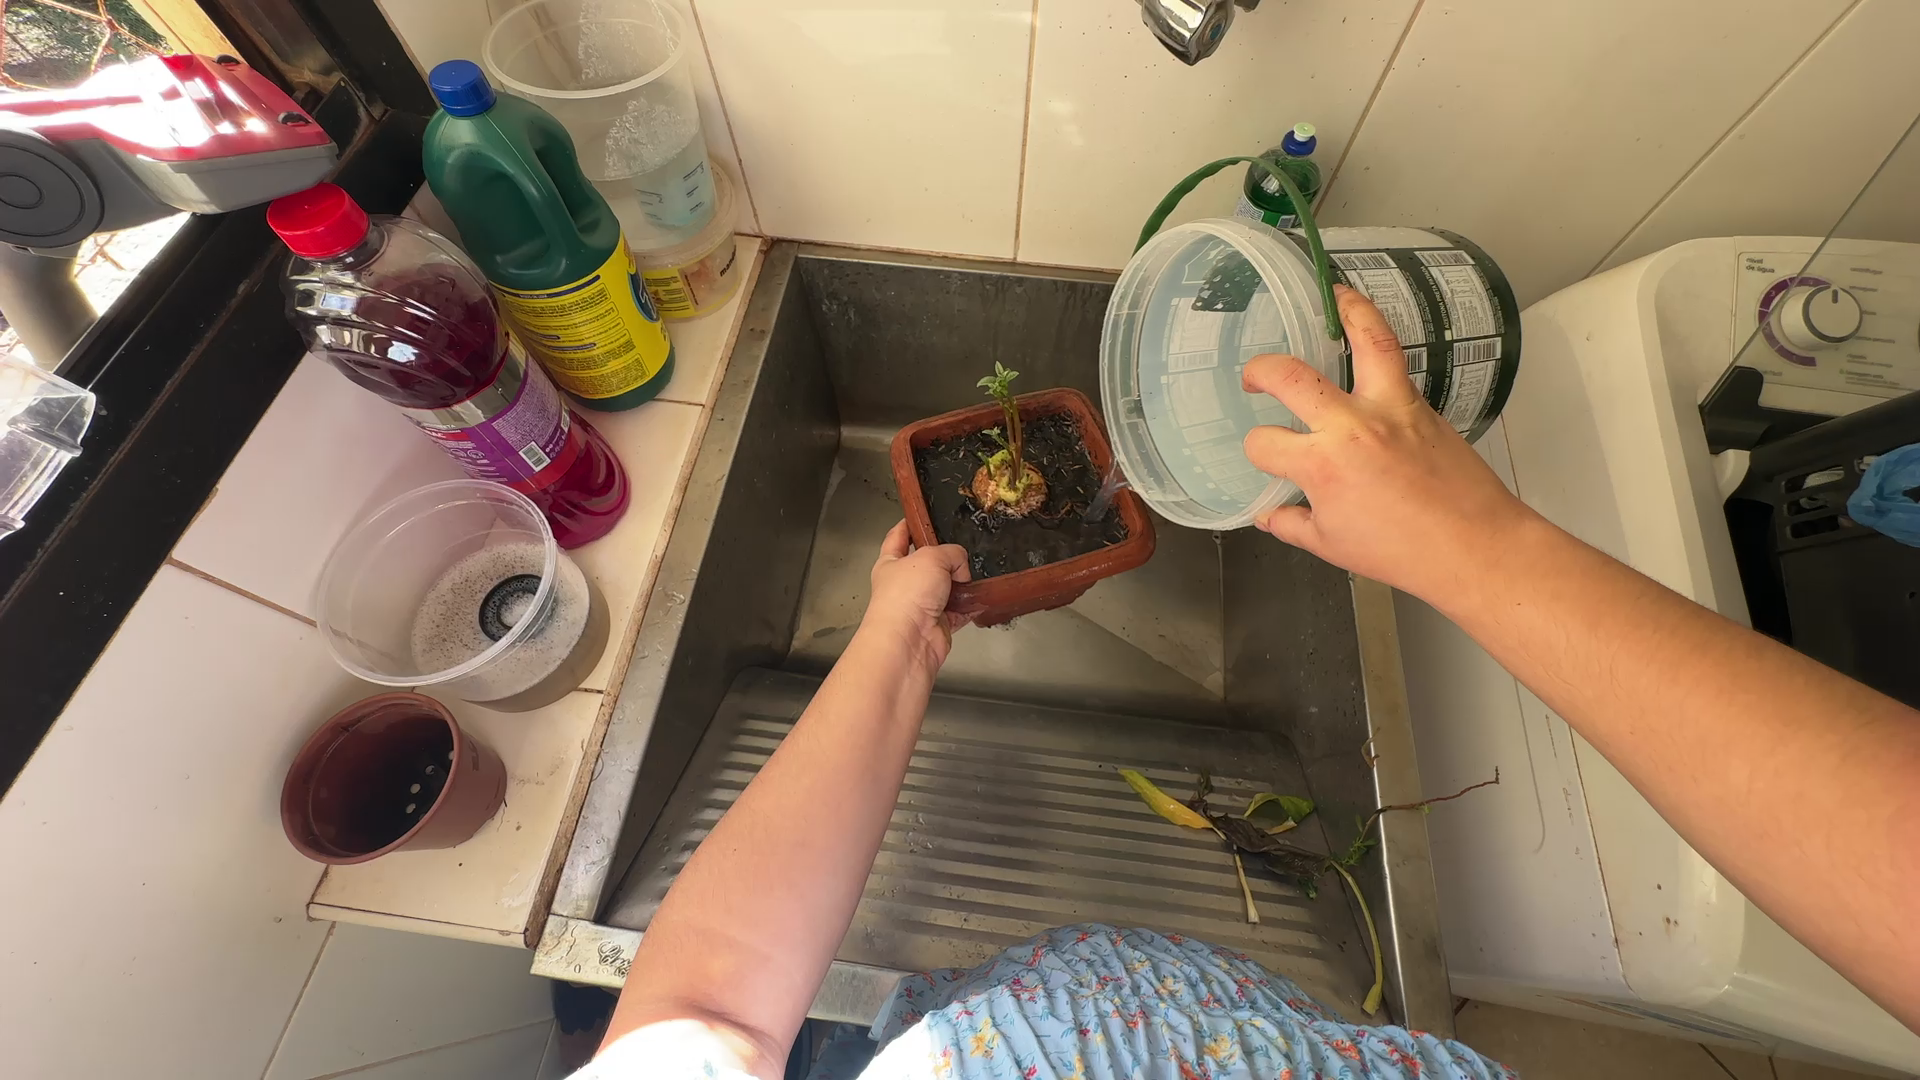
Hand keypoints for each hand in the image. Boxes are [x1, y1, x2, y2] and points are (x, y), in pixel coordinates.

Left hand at [864, 520, 971, 670]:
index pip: (898, 537)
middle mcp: (904, 584)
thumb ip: (951, 553)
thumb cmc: (907, 594)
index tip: (922, 515)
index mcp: (891, 563)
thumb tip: (961, 569)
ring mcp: (922, 605)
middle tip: (964, 549)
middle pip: (929, 563)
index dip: (909, 524)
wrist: (909, 641)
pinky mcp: (939, 625)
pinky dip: (971, 605)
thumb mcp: (931, 557)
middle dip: (946, 558)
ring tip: (975, 573)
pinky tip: (982, 596)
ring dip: (962, 583)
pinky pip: (960, 610)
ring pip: (947, 587)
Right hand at [1239, 284, 1536, 600]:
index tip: (1268, 460)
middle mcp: (1350, 427)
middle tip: (1254, 377)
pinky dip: (1377, 340)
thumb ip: (1290, 523)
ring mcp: (1389, 410)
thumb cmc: (1397, 551)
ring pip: (1368, 342)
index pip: (1264, 443)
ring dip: (1347, 311)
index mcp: (1320, 466)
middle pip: (1291, 378)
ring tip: (1331, 294)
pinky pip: (1395, 360)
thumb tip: (1269, 514)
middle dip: (1261, 371)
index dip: (1258, 452)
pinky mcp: (1419, 406)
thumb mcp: (1328, 545)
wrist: (1473, 545)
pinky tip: (1367, 335)